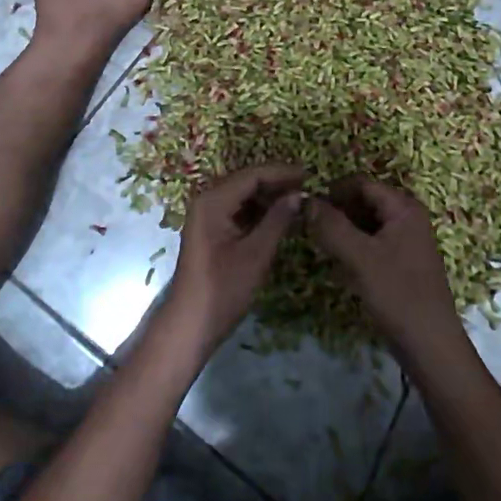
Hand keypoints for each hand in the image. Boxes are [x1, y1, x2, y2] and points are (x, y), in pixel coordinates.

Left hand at [167, 165, 303, 350]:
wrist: (189, 327)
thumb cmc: (223, 290)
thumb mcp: (256, 253)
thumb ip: (278, 219)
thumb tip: (298, 195)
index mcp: (213, 201)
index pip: (252, 175)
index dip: (282, 173)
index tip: (310, 175)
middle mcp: (207, 201)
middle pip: (246, 182)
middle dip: (277, 183)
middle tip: (308, 188)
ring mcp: (206, 216)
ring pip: (242, 196)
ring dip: (269, 197)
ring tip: (298, 201)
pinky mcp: (210, 231)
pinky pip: (237, 210)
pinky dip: (258, 211)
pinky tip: (279, 218)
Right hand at [307, 178, 458, 349]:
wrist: (431, 345)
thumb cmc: (398, 294)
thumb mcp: (360, 258)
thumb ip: (331, 226)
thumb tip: (305, 200)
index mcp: (403, 207)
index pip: (361, 183)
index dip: (333, 191)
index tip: (306, 206)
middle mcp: (408, 217)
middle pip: (365, 202)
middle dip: (337, 211)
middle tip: (309, 228)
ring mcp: (407, 241)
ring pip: (367, 224)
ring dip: (344, 231)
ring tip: (319, 245)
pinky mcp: (402, 263)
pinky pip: (373, 244)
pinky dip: (354, 248)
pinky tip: (339, 266)